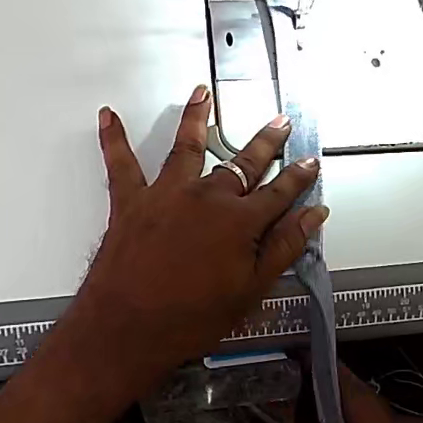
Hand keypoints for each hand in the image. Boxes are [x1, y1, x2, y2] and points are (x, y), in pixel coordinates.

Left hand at [71, 84, 327, 389]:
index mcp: (238, 222)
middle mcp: (205, 198)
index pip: (278, 192)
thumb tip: (312, 217)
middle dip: (264, 142)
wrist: (127, 327)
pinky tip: (109, 116)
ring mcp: (166, 195)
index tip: (309, 162)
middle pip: (242, 163)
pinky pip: (120, 163)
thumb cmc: (187, 318)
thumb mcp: (250, 291)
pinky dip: (114, 138)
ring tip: (201, 94)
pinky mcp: (131, 202)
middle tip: (279, 123)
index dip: (297, 176)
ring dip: (196, 118)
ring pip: (187, 147)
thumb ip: (284, 248)